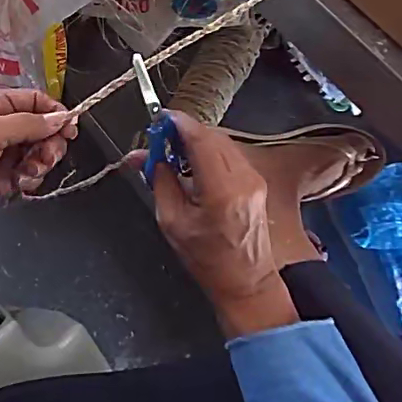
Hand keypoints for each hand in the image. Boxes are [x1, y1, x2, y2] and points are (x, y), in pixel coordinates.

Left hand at [0, 89, 77, 270]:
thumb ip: (27, 123)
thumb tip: (62, 117)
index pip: (31, 99)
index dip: (53, 111)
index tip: (70, 127)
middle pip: (40, 125)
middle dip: (50, 140)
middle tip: (50, 155)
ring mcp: (1, 152)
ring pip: (39, 149)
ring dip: (42, 160)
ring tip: (32, 171)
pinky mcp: (5, 177)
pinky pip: (31, 170)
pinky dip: (33, 176)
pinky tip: (22, 184)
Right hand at [143, 113, 299, 337]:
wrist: (246, 282)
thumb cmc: (209, 260)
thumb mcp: (172, 222)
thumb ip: (159, 181)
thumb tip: (146, 157)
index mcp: (222, 190)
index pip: (200, 139)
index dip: (178, 123)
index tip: (159, 119)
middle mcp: (243, 179)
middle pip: (211, 135)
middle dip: (183, 131)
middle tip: (159, 139)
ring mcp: (253, 179)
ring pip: (221, 142)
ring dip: (196, 141)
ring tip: (173, 154)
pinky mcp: (256, 182)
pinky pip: (230, 154)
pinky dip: (209, 151)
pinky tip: (192, 164)